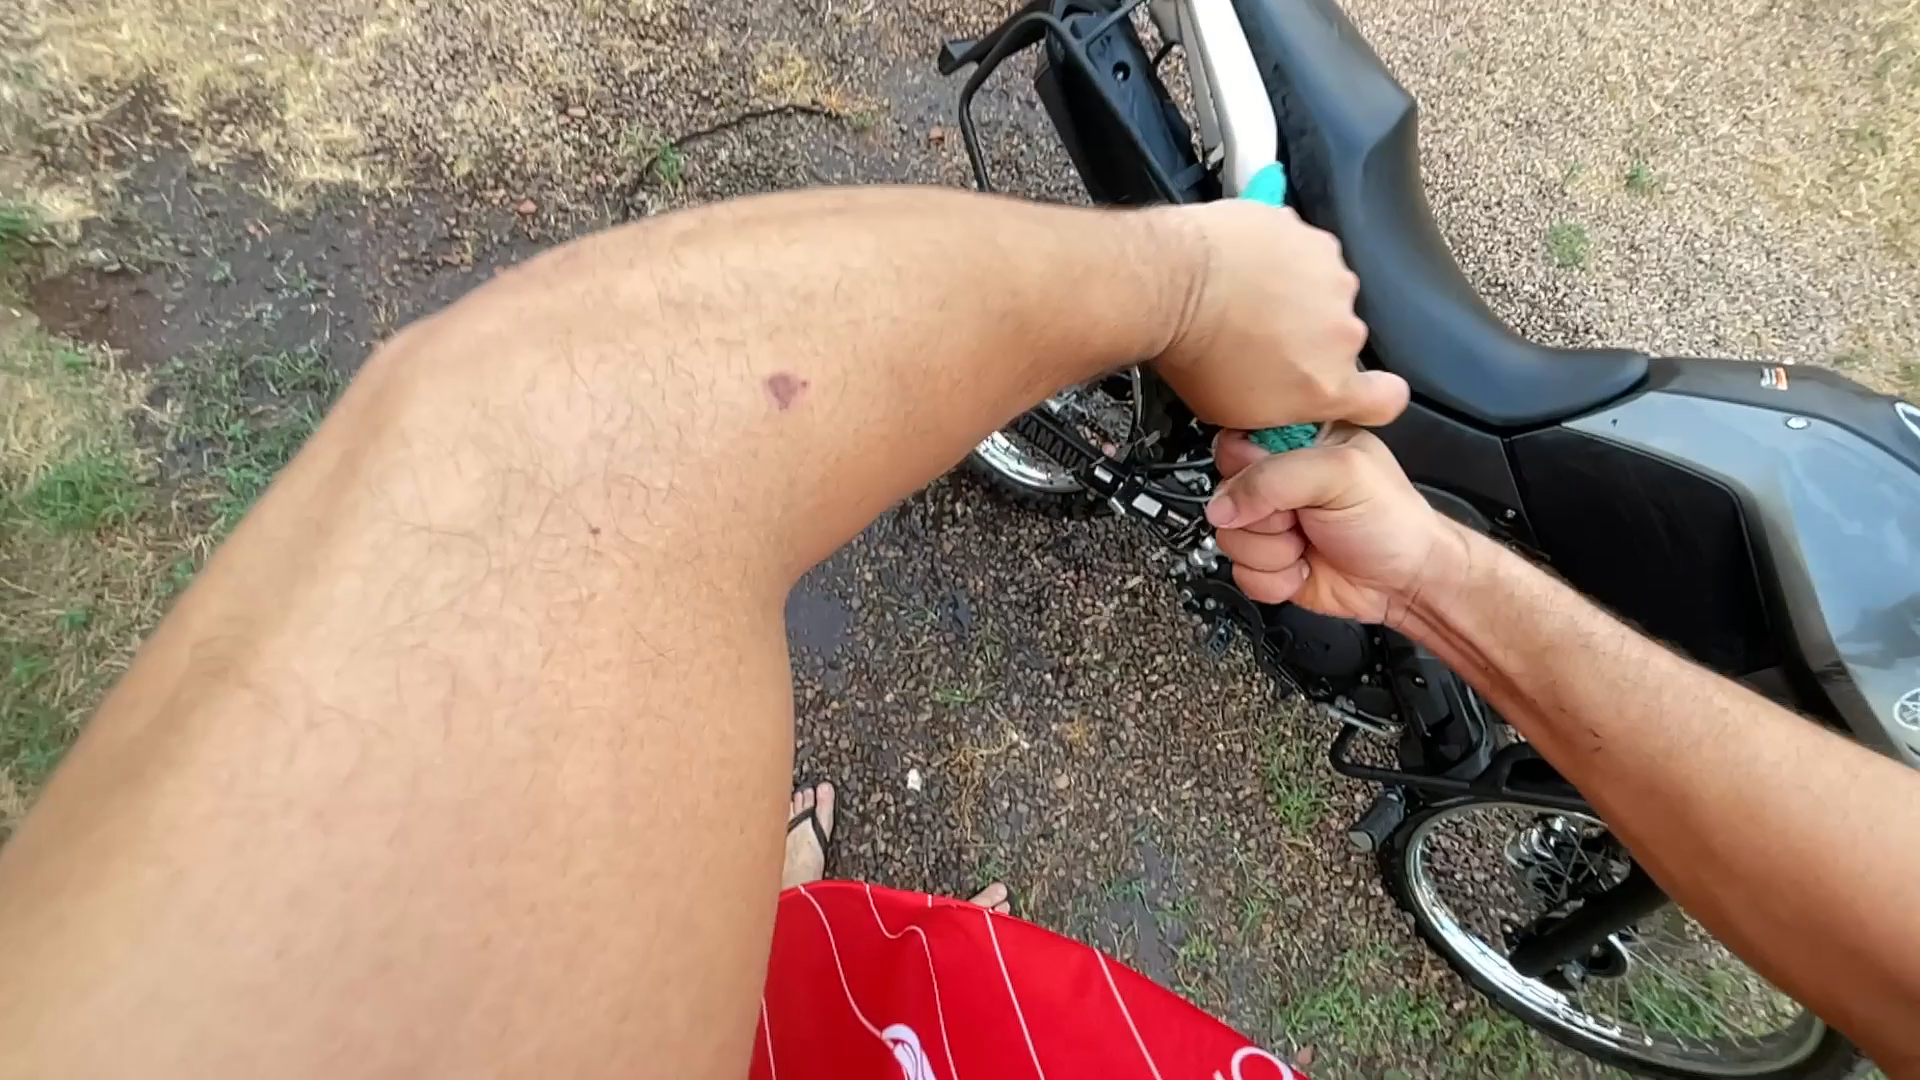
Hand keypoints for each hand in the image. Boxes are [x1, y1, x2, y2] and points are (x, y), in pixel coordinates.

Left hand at [1149, 201, 1407, 429]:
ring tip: (1243, 299)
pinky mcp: (1313, 237)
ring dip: (1293, 296)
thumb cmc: (1193, 351)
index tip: (1348, 390)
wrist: (1175, 285)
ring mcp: (1333, 279)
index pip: (1384, 399)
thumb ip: (1272, 406)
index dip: (1367, 396)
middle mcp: (1343, 332)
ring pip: (1323, 294)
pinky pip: (1303, 252)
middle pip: (1337, 341)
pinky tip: (1243, 268)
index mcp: (1326, 384)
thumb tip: (1271, 401)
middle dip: (1304, 340)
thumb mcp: (1227, 410)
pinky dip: (1279, 258)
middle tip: (1255, 338)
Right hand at [1205, 426, 1465, 625]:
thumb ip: (1274, 477)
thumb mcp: (1340, 474)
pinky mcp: (1265, 561)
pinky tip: (1303, 568)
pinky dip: (1274, 579)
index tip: (1282, 486)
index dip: (1248, 471)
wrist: (1407, 583)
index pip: (1233, 446)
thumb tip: (1222, 506)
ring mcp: (1268, 524)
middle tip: (1302, 518)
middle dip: (1263, 519)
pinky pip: (1239, 573)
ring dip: (1273, 552)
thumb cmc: (1392, 522)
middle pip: (1224, 498)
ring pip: (1229, 539)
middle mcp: (1275, 483)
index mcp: (1293, 444)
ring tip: (1307, 544)